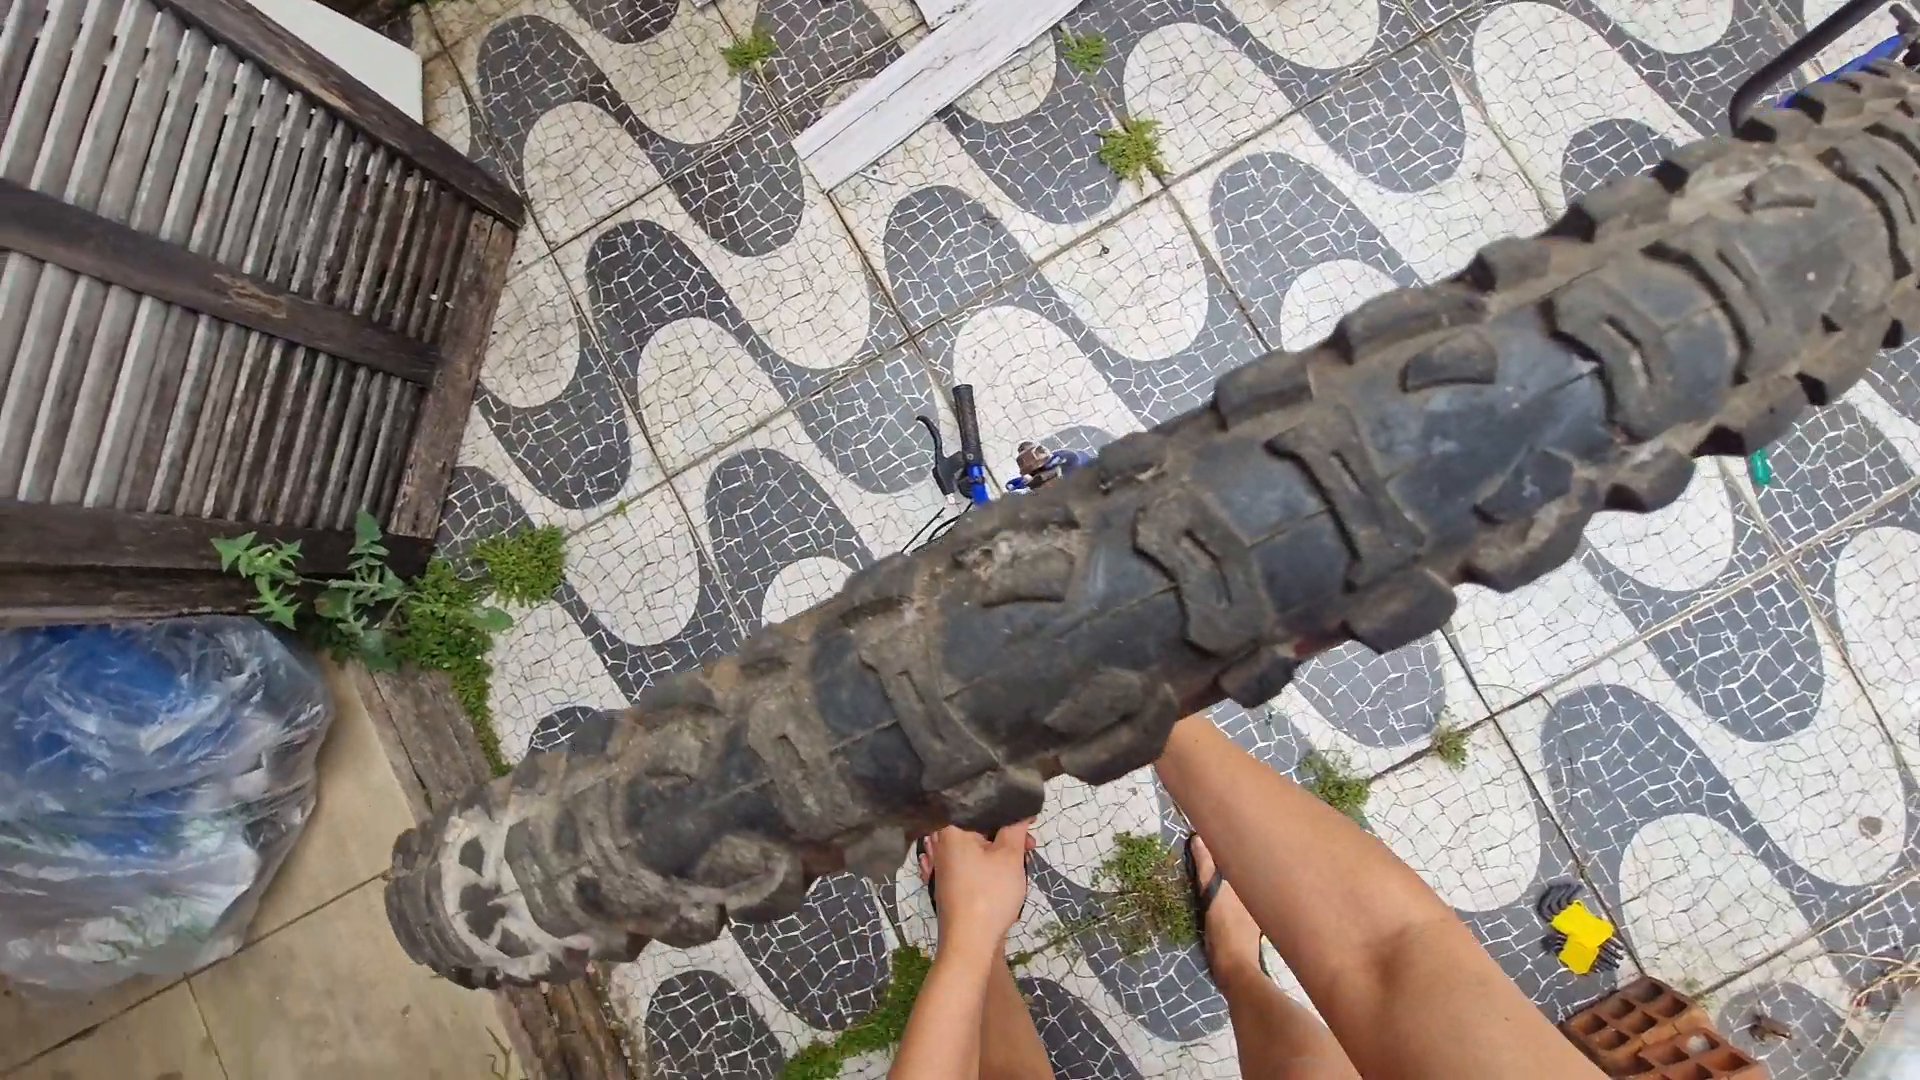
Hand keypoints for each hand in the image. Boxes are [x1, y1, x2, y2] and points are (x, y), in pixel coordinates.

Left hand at [922, 821, 1031, 954]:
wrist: (969, 944)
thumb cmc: (989, 894)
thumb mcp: (1010, 856)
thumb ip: (1015, 827)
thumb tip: (1021, 809)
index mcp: (952, 829)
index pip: (981, 807)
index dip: (1007, 810)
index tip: (1027, 820)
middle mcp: (943, 842)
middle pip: (980, 827)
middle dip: (1007, 834)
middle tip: (1029, 847)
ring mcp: (944, 864)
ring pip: (978, 846)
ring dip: (1001, 851)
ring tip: (1022, 863)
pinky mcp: (949, 882)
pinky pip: (971, 862)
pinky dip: (988, 864)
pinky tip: (1004, 873)